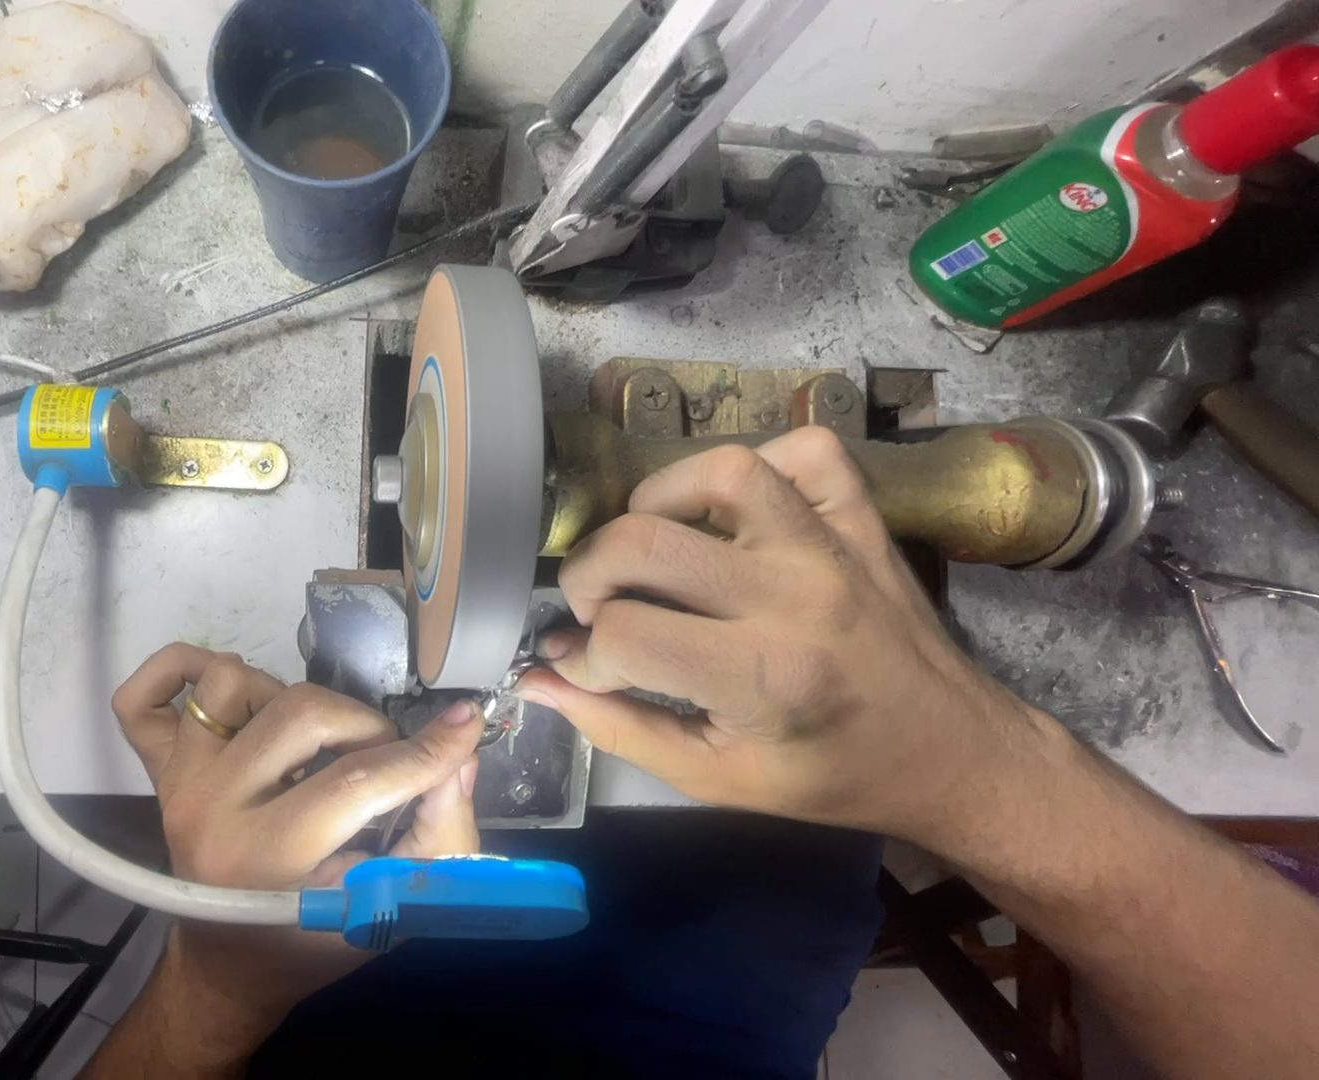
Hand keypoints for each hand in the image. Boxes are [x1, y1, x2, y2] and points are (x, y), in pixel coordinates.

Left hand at [106, 644, 480, 1057]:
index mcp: (265, 861)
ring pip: (233, 683)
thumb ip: (440, 837)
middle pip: (301, 714)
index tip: (466, 728)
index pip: (356, 782)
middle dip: (363, 726)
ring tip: (312, 741)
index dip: (424, 752)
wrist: (229, 964)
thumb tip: (461, 753)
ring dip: (288, 698)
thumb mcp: (392, 912)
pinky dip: (184, 671)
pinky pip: (145, 698)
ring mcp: (177, 781)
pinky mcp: (158, 769)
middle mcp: (209, 810)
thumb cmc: (311, 945)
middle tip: (382, 758)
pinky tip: (237, 696)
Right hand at [518, 426, 1048, 842]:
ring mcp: (833, 545)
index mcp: (762, 677)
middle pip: (643, 541)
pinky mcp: (860, 517)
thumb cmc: (826, 775)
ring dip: (656, 503)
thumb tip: (537, 678)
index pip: (622, 633)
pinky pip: (802, 451)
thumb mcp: (711, 777)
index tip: (590, 671)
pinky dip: (753, 469)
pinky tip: (730, 514)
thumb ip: (614, 727)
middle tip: (598, 607)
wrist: (954, 756)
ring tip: (652, 546)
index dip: (585, 655)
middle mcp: (795, 596)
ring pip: (718, 472)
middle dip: (588, 575)